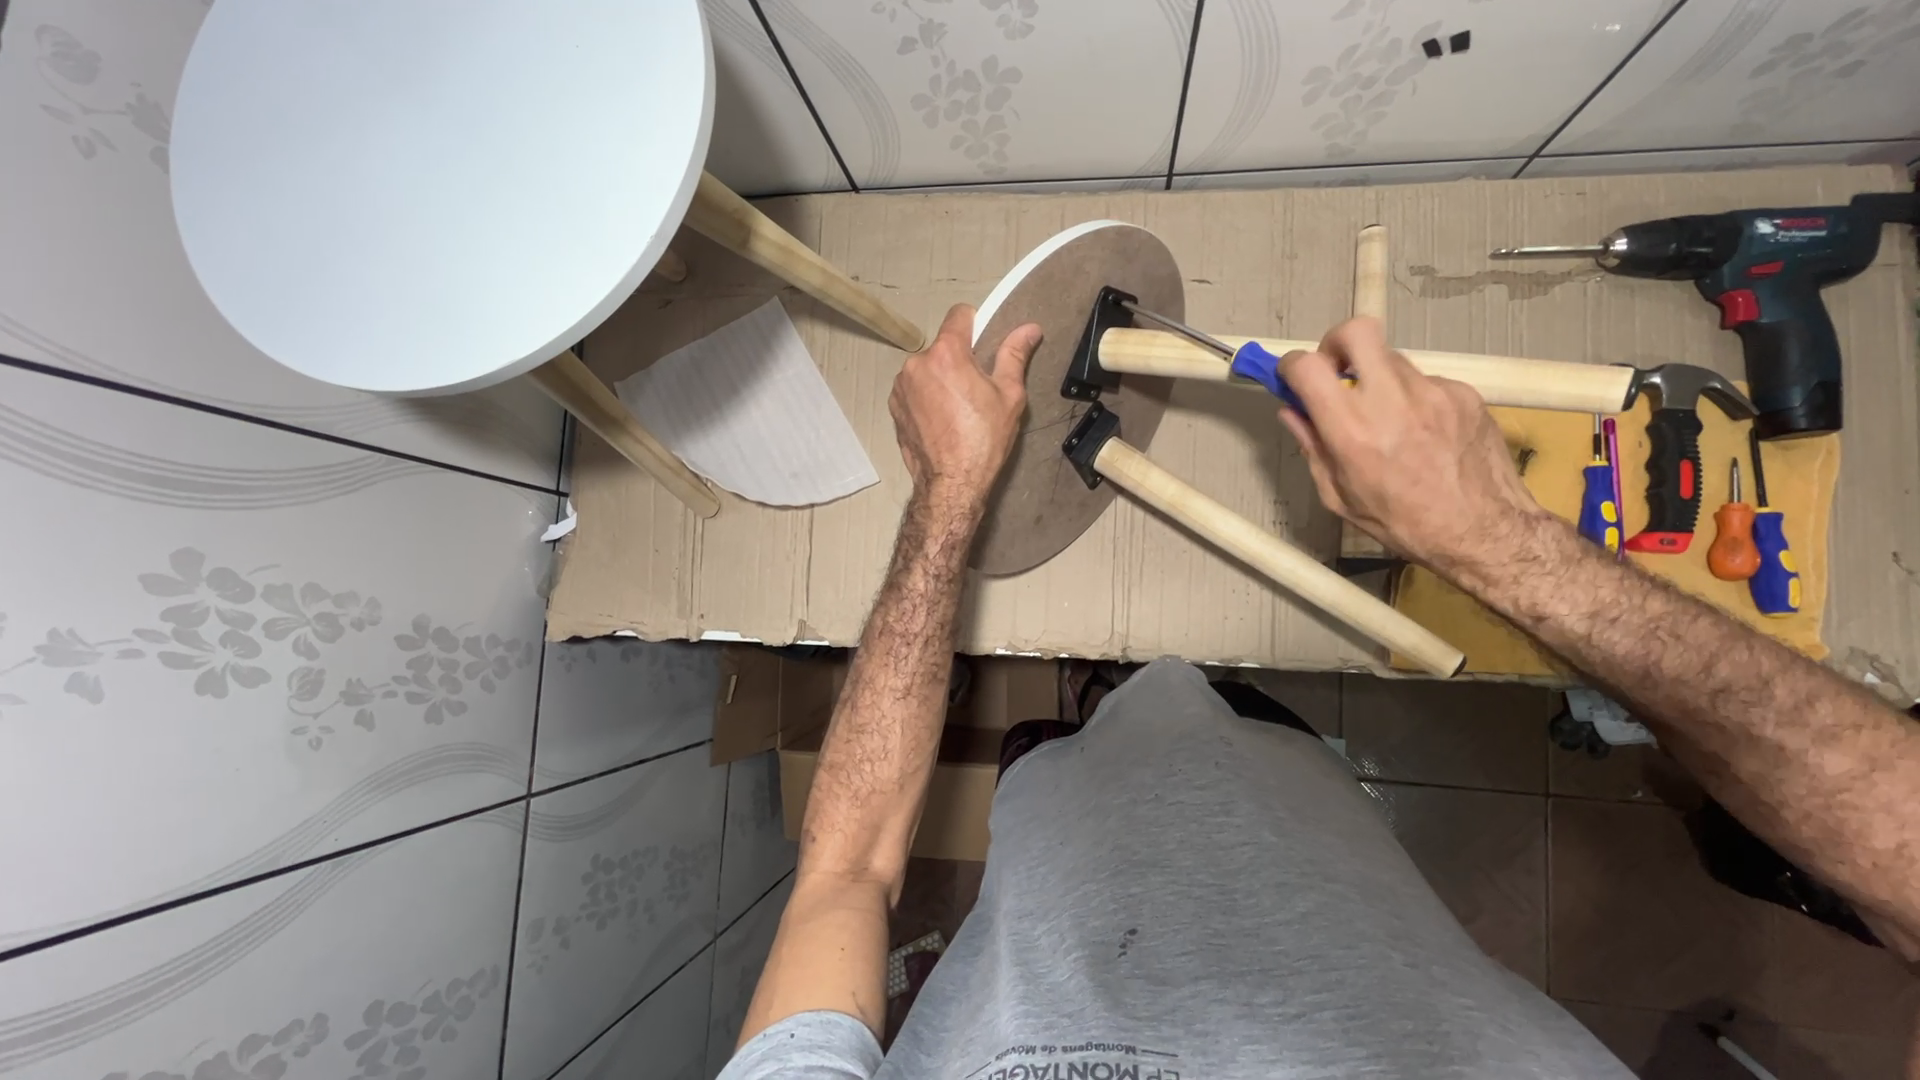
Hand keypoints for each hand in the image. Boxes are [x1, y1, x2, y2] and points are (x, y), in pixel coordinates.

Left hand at [889, 304, 1041, 513]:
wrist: (952, 483)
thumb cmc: (984, 441)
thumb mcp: (1009, 396)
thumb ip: (1014, 355)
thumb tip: (1030, 329)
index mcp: (947, 353)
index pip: (959, 315)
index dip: (975, 324)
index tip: (984, 344)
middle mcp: (917, 364)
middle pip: (943, 347)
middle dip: (958, 360)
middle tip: (976, 390)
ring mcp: (901, 387)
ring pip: (927, 369)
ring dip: (940, 379)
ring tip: (957, 410)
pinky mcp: (894, 408)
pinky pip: (913, 390)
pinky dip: (926, 398)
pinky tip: (941, 421)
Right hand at [1277, 317, 1545, 572]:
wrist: (1484, 531)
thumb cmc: (1404, 523)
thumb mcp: (1340, 497)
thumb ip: (1313, 448)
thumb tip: (1293, 413)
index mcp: (1352, 432)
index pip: (1309, 367)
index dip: (1292, 365)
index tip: (1291, 376)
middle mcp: (1392, 401)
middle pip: (1357, 331)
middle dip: (1337, 343)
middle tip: (1336, 369)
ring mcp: (1433, 391)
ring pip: (1392, 359)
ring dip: (1377, 377)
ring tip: (1385, 416)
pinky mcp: (1464, 393)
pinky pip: (1425, 381)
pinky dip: (1413, 398)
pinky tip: (1422, 432)